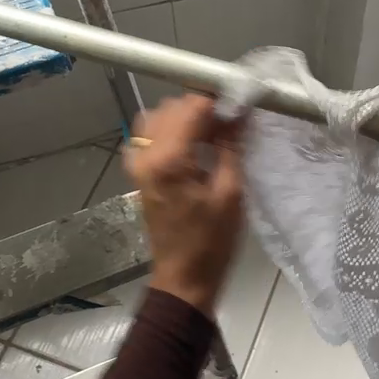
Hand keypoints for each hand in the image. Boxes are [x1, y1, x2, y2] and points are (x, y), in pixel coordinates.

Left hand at [124, 95, 245, 315]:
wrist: (183, 278)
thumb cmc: (212, 241)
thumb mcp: (231, 191)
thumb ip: (231, 145)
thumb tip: (240, 111)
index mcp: (169, 160)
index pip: (192, 107)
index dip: (219, 101)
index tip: (241, 106)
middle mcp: (146, 155)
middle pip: (173, 107)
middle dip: (203, 108)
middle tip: (231, 122)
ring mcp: (137, 163)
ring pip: (158, 117)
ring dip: (185, 118)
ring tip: (212, 133)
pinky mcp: (138, 172)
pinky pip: (149, 135)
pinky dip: (170, 131)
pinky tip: (192, 145)